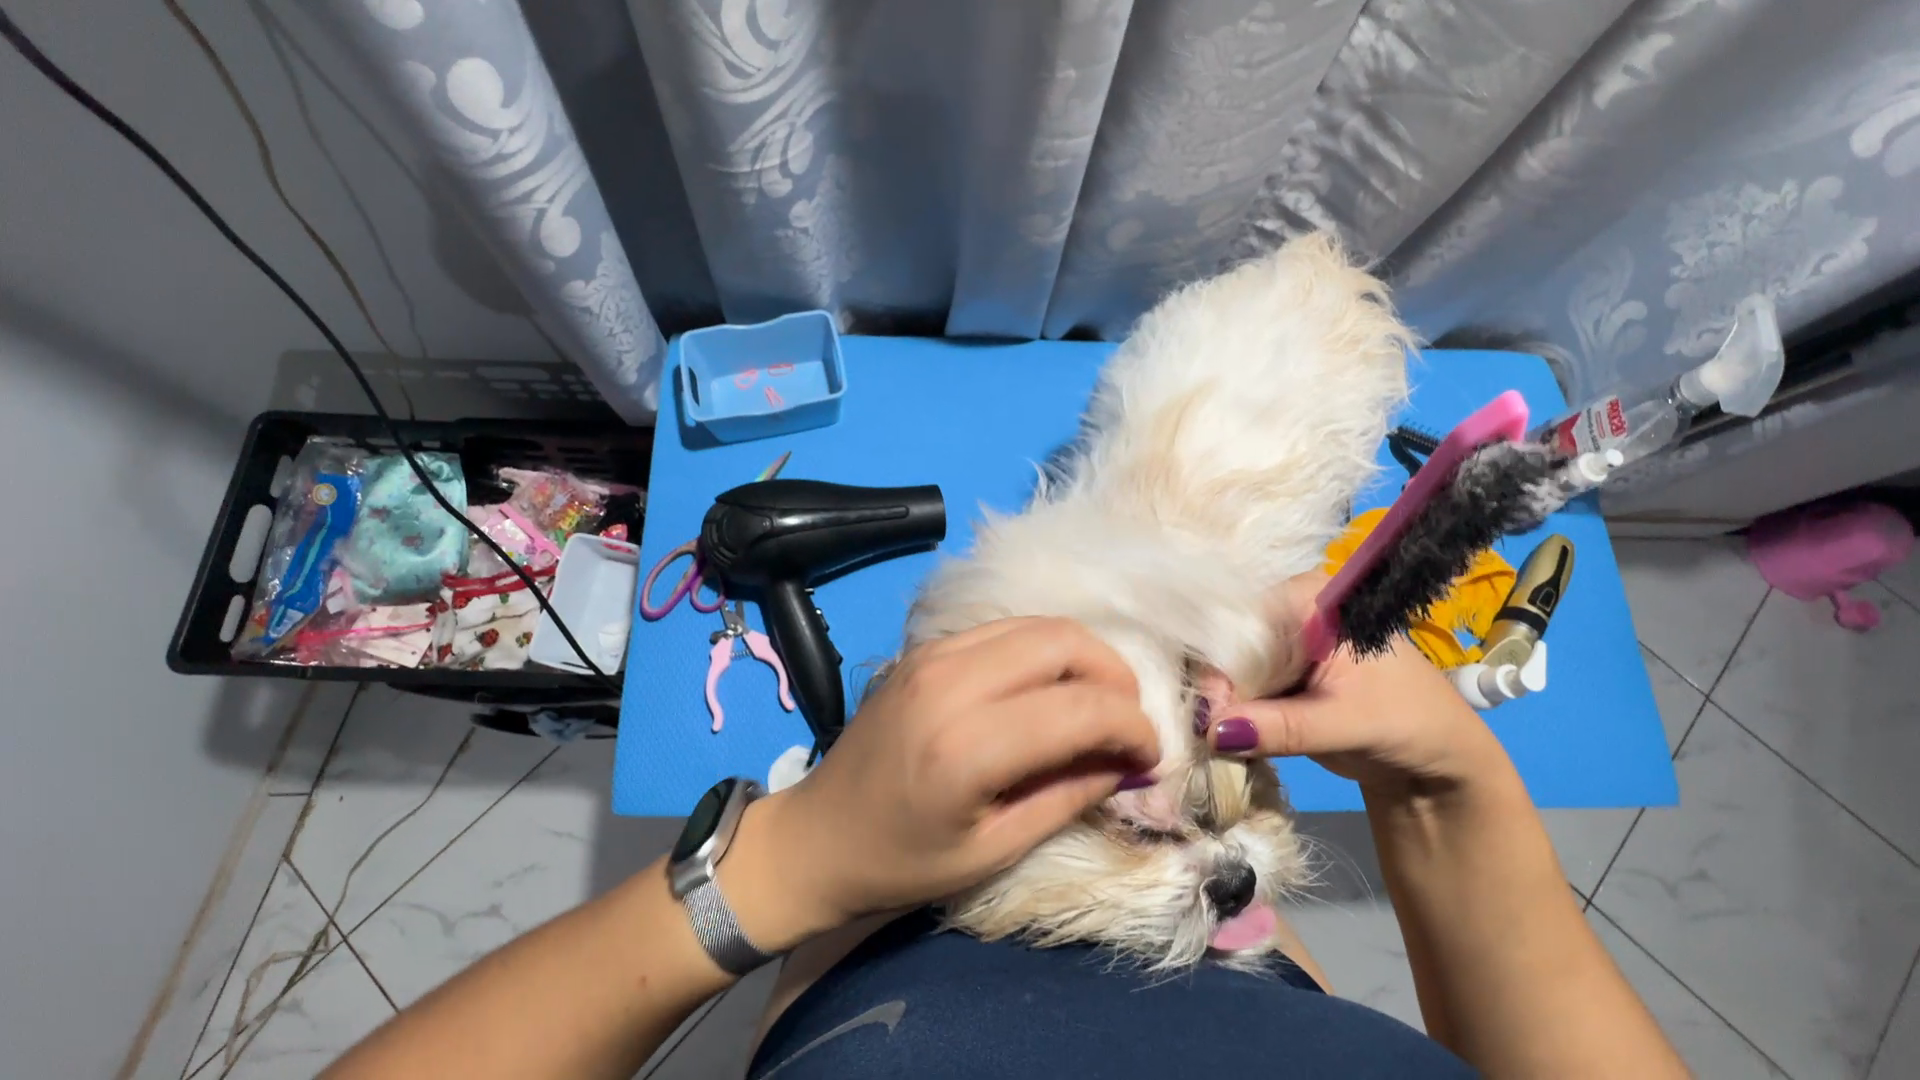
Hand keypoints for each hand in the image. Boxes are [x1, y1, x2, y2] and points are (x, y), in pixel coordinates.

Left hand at [724, 617, 1160, 951]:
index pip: (1080, 707)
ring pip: (1039, 624)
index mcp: (967, 745)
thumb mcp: (995, 848)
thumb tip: (1130, 760)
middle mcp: (951, 681)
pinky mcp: (925, 647)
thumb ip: (1069, 795)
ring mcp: (934, 654)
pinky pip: (1006, 628)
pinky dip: (1044, 650)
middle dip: (1115, 677)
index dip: (1133, 726)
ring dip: (1084, 657)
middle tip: (1128, 724)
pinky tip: (1050, 690)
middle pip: (1065, 642)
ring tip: (1098, 705)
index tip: (1151, 755)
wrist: (817, 835)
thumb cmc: (902, 860)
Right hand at [1207, 575, 1507, 800]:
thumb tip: (1212, 731)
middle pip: (1225, 643)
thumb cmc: (1411, 726)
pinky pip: (1233, 690)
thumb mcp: (1350, 725)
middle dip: (1214, 689)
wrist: (1434, 761)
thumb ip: (1284, 727)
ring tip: (1213, 740)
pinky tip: (1222, 738)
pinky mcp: (1271, 676)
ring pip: (1223, 669)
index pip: (1243, 619)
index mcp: (1312, 599)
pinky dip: (1227, 716)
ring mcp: (1277, 645)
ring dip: (1216, 706)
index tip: (1210, 713)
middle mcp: (1286, 611)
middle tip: (1208, 734)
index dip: (1220, 664)